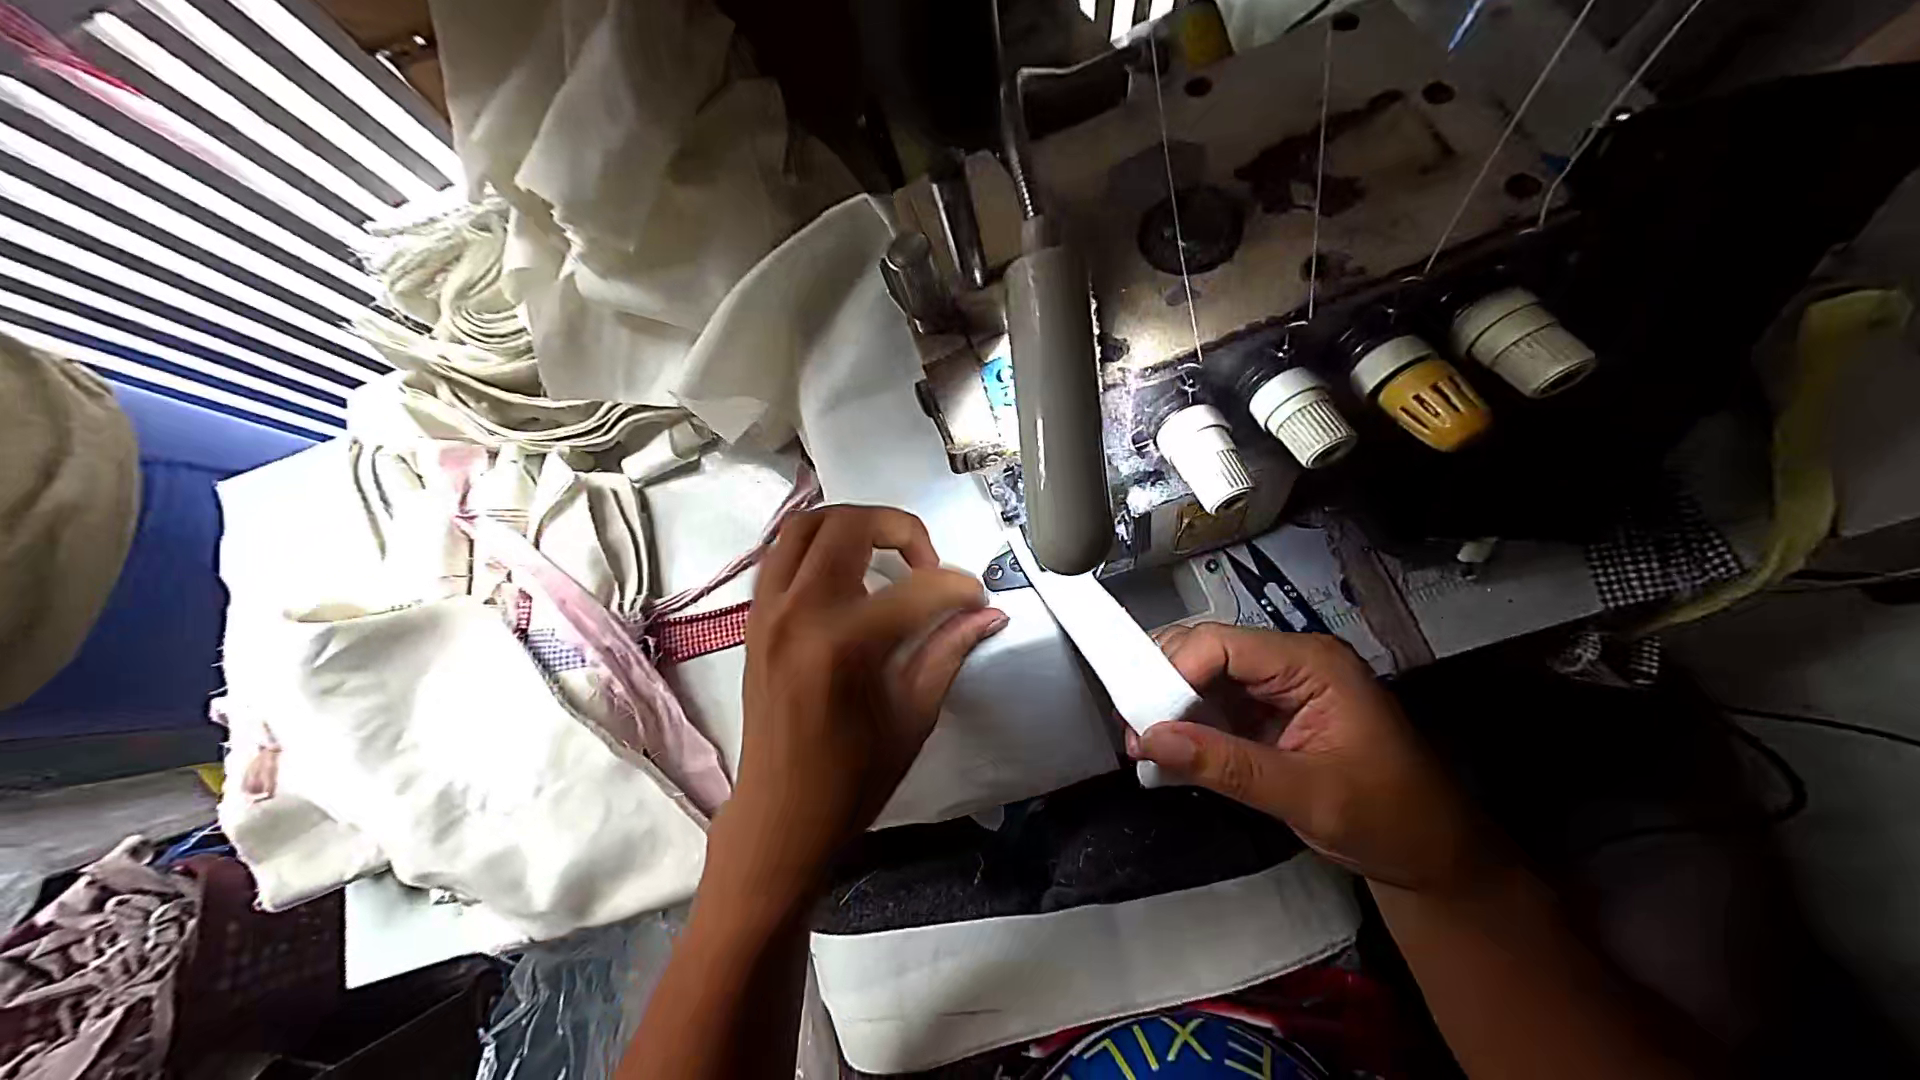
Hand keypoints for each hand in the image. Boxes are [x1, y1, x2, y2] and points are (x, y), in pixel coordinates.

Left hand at [707, 505, 1006, 916]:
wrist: (781, 813)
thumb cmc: (852, 777)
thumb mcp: (914, 714)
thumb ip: (950, 650)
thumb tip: (989, 614)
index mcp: (844, 644)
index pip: (918, 588)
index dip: (959, 588)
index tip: (975, 601)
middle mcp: (798, 612)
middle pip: (851, 525)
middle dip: (902, 530)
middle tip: (928, 565)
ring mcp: (768, 610)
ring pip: (807, 525)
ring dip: (854, 525)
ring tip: (886, 554)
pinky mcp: (755, 618)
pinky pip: (781, 552)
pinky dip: (817, 544)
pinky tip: (844, 571)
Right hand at [1128, 623, 1502, 893]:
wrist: (1433, 855)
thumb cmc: (1392, 818)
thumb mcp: (1308, 794)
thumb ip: (1227, 765)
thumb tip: (1152, 741)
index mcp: (1311, 663)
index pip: (1223, 644)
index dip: (1175, 670)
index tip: (1143, 714)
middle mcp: (1288, 662)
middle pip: (1205, 650)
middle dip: (1163, 683)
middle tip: (1135, 728)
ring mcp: (1276, 686)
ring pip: (1202, 675)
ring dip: (1168, 705)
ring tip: (1143, 741)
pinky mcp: (1265, 712)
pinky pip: (1211, 704)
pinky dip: (1184, 725)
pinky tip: (1166, 749)